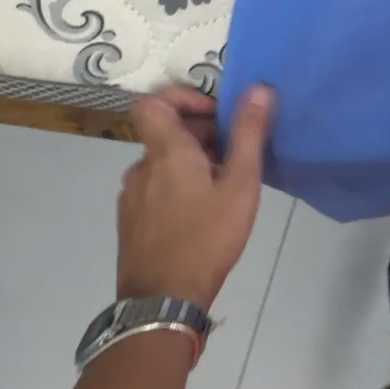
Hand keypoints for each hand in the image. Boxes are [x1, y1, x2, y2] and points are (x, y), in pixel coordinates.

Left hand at [116, 84, 274, 308]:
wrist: (164, 299)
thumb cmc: (208, 235)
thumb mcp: (241, 182)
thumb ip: (249, 133)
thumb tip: (258, 89)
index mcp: (166, 153)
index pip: (154, 103)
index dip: (185, 97)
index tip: (219, 115)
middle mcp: (141, 168)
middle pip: (168, 133)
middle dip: (206, 135)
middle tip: (240, 157)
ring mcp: (132, 195)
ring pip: (165, 161)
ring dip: (196, 161)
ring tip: (228, 187)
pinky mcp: (132, 219)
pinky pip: (158, 185)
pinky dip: (182, 184)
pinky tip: (206, 211)